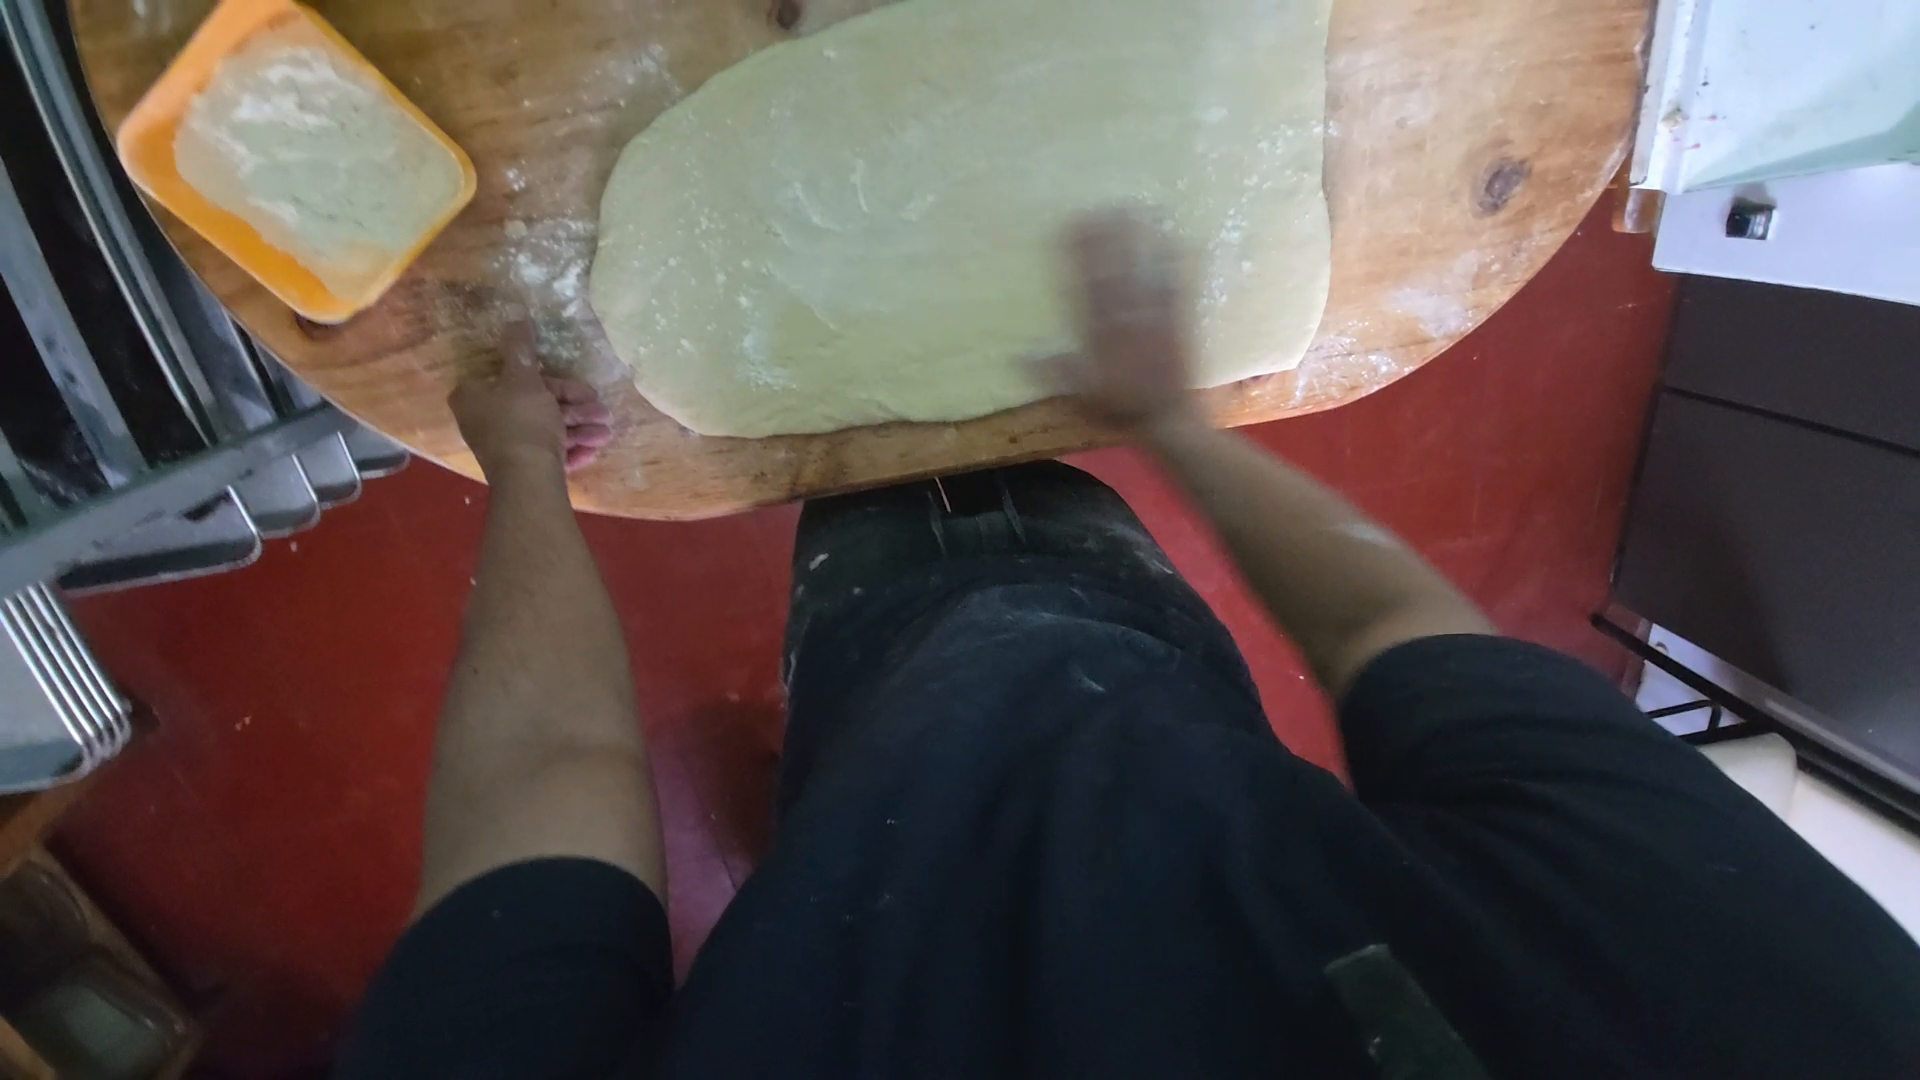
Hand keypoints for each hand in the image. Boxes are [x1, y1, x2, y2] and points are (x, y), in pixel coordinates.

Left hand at [449, 322, 613, 480]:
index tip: (583, 388)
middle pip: (538, 406)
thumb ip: (521, 349)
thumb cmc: (523, 423)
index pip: (517, 379)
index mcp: (475, 396)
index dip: (555, 383)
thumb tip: (517, 317)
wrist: (529, 479)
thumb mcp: (525, 380)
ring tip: (606, 433)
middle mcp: (486, 420)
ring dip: (581, 429)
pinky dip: (571, 448)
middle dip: (576, 409)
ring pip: (549, 430)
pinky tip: (592, 450)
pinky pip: (549, 452)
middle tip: (602, 411)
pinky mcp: (523, 468)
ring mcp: (505, 447)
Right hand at [1032, 208, 1201, 436]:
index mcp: (1103, 336)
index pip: (1088, 288)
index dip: (1080, 257)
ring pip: (1149, 271)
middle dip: (1111, 238)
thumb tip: (1022, 354)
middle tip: (1105, 204)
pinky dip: (1178, 262)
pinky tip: (1180, 238)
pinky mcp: (1183, 322)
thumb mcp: (1080, 396)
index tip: (1072, 228)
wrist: (1168, 420)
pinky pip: (1180, 286)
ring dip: (1144, 240)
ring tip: (1141, 207)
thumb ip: (1055, 372)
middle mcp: (1130, 321)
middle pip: (1119, 272)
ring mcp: (1159, 318)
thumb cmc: (1120, 409)